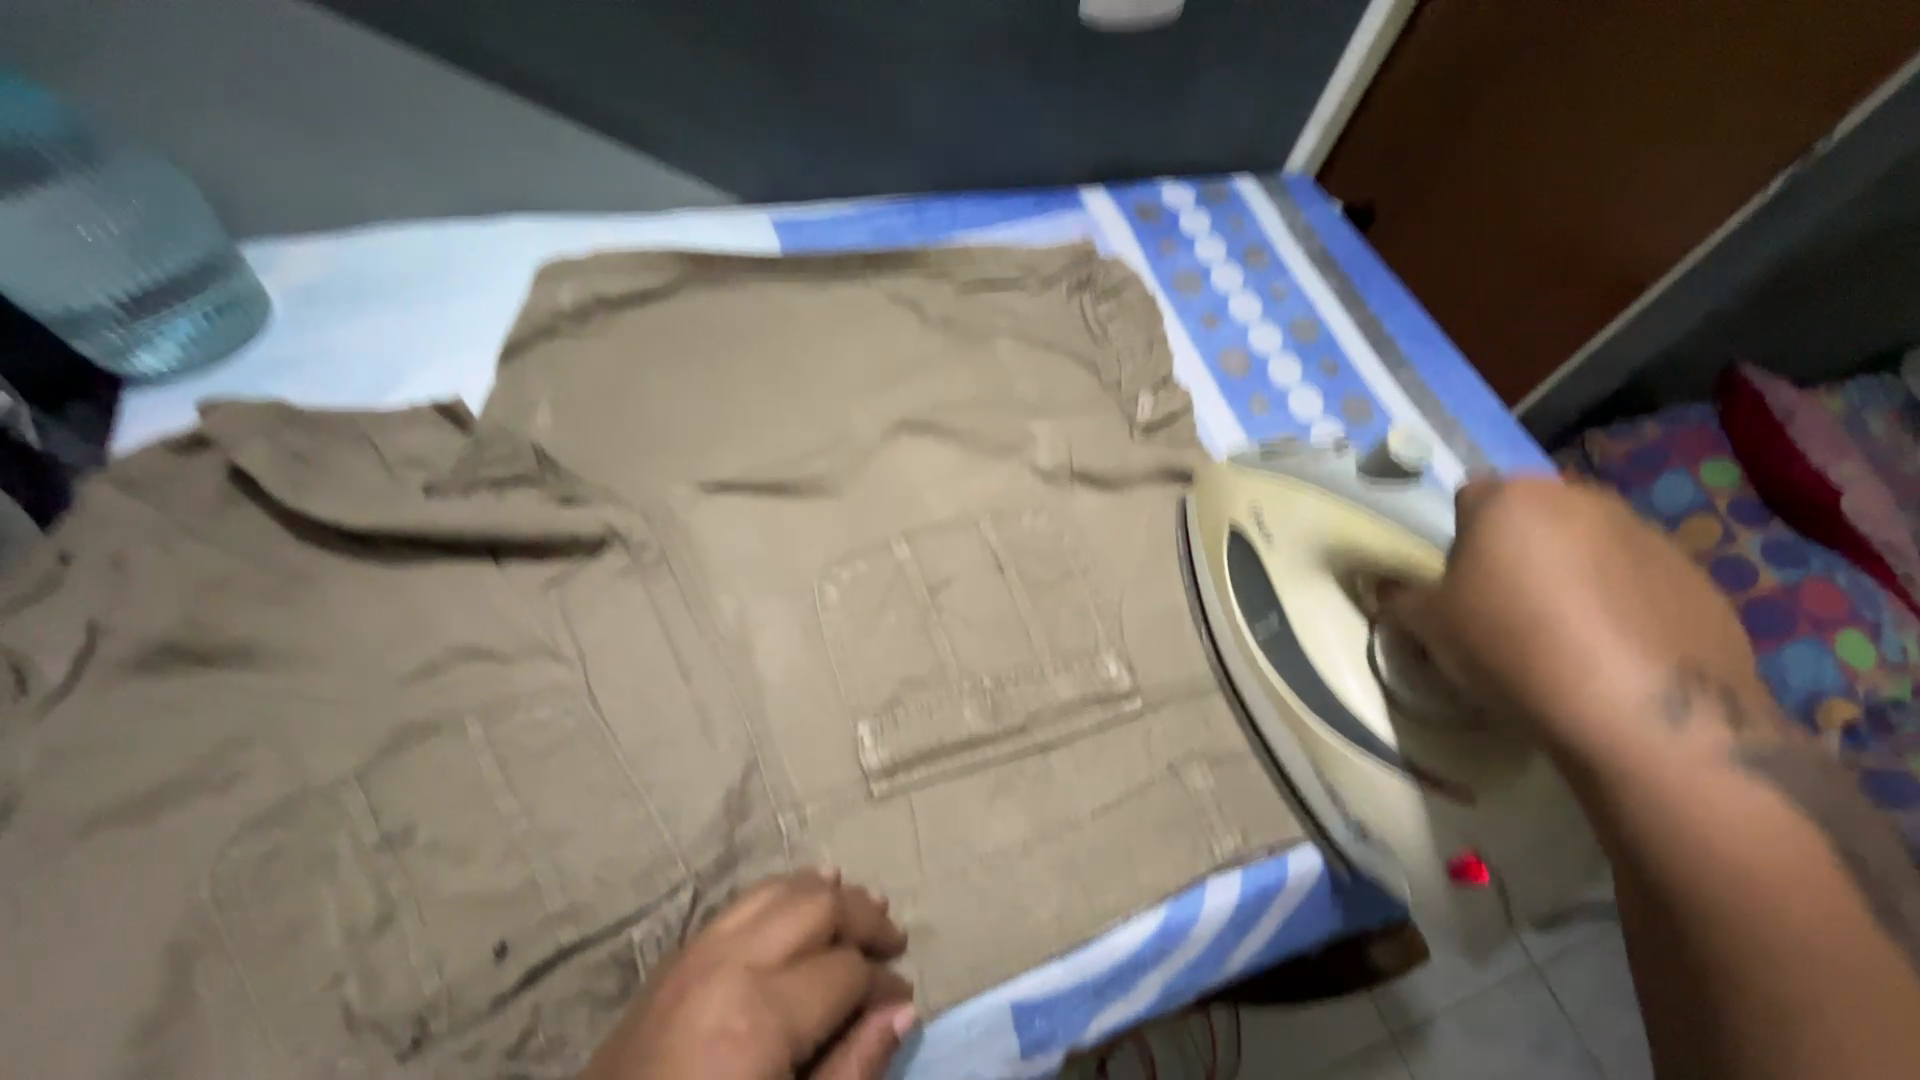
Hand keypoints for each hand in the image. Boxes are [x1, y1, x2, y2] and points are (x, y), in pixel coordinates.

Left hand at [580, 869, 915, 1079]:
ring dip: (826, 895)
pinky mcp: (676, 957)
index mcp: (761, 1016)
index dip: (884, 983)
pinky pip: (742, 901)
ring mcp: (697, 952)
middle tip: (895, 942)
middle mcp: (731, 964)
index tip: (902, 1000)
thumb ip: (850, 1070)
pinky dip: (783, 892)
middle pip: (817, 908)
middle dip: (864, 918)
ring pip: (780, 890)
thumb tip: (902, 1012)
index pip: (847, 970)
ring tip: (863, 906)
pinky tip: (804, 894)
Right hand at [1381, 474, 1781, 762]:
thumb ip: (1399, 599)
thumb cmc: (1511, 648)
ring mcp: (1648, 535)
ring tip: (1565, 637)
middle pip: (1534, 517)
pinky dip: (1622, 605)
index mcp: (1511, 499)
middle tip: (1506, 608)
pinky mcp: (1697, 577)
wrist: (1641, 713)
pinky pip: (1639, 581)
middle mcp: (1582, 499)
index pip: (1469, 498)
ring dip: (1572, 575)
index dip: (1457, 540)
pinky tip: (1613, 654)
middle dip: (1519, 551)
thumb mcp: (1430, 628)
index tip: (1459, 585)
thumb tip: (1382, 588)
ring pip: (1589, 545)